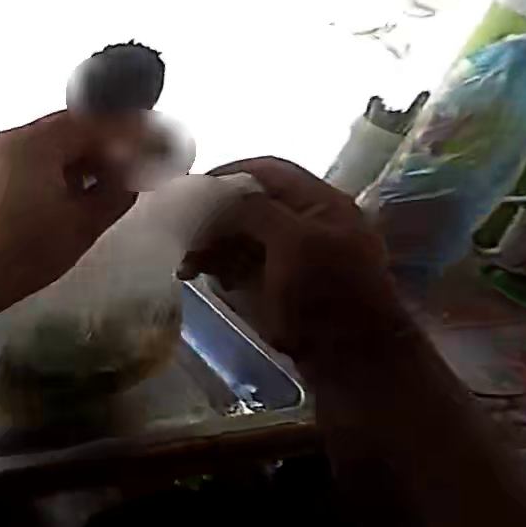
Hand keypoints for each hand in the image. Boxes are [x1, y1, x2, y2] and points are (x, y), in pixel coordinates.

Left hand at [0, 110, 138, 327]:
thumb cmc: (24, 254)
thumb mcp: (82, 224)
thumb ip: (116, 192)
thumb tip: (132, 174)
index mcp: (34, 143)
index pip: (93, 123)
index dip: (131, 132)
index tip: (159, 141)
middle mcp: (9, 138)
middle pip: (69, 129)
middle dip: (107, 142)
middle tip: (141, 159)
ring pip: (48, 144)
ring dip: (82, 156)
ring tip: (113, 178)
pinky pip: (29, 160)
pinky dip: (57, 168)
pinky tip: (76, 189)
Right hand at [180, 157, 411, 370]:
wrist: (346, 354)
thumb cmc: (326, 293)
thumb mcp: (295, 242)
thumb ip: (258, 212)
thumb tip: (221, 199)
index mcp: (318, 203)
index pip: (268, 171)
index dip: (229, 174)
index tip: (190, 188)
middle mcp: (301, 222)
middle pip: (247, 203)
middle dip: (212, 215)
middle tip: (179, 229)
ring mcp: (285, 253)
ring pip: (237, 235)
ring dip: (208, 243)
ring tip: (185, 261)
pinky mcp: (271, 280)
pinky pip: (235, 261)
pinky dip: (214, 264)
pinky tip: (196, 274)